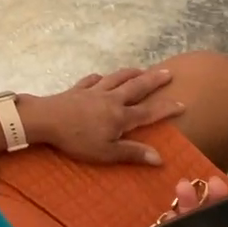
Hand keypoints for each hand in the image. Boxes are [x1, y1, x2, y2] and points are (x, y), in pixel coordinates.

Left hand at [22, 67, 182, 164]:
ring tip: (141, 69)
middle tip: (168, 73)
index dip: (166, 108)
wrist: (45, 119)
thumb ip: (132, 153)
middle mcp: (110, 99)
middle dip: (153, 80)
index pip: (149, 112)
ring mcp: (92, 91)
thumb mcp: (106, 153)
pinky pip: (90, 80)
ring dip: (130, 73)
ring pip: (115, 78)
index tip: (182, 103)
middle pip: (136, 87)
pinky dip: (99, 77)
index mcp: (121, 117)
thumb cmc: (76, 139)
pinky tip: (100, 76)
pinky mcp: (76, 89)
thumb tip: (160, 158)